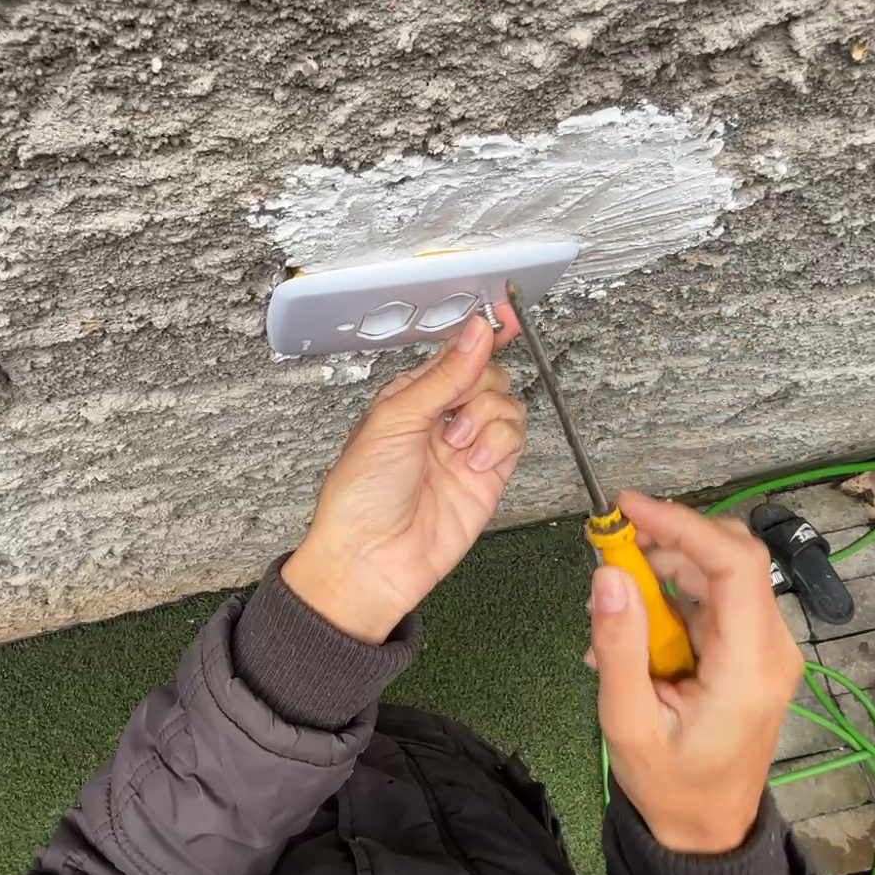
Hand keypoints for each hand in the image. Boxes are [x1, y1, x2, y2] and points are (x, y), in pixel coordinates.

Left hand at [282, 311, 525, 643]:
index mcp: (409, 398)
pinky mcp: (488, 476)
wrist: (371, 559)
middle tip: (457, 410)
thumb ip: (444, 376)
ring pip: (506, 405)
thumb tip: (477, 332)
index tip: (507, 316)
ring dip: (488, 417)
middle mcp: (440, 419)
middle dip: (480, 386)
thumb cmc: (360, 494)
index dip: (480, 336)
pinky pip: (514, 438)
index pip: (454, 355)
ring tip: (459, 445)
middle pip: (487, 376)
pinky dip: (501, 442)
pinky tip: (476, 460)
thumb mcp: (395, 420)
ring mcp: (466, 447)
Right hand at [589, 490, 805, 853]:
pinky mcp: (746, 646)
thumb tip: (607, 572)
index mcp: (749, 666)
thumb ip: (617, 646)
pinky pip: (709, 592)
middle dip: (669, 535)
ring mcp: (762, 645)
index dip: (681, 523)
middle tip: (610, 542)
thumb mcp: (628, 721)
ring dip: (663, 561)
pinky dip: (667, 586)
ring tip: (612, 595)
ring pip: (719, 567)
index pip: (734, 565)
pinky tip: (631, 619)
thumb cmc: (669, 781)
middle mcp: (770, 646)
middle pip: (732, 555)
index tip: (625, 507)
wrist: (705, 827)